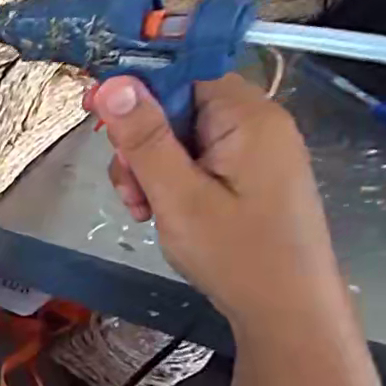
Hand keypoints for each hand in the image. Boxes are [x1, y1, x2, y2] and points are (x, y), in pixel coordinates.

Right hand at [89, 74, 345, 334]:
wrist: (289, 315)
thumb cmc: (237, 255)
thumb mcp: (179, 197)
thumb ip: (145, 139)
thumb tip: (113, 83)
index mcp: (247, 116)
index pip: (183, 71)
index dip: (137, 87)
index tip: (95, 110)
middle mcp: (255, 123)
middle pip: (177, 106)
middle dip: (141, 144)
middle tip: (130, 189)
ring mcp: (253, 152)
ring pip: (179, 137)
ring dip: (149, 169)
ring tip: (144, 210)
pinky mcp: (247, 176)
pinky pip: (195, 161)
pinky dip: (169, 182)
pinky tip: (160, 213)